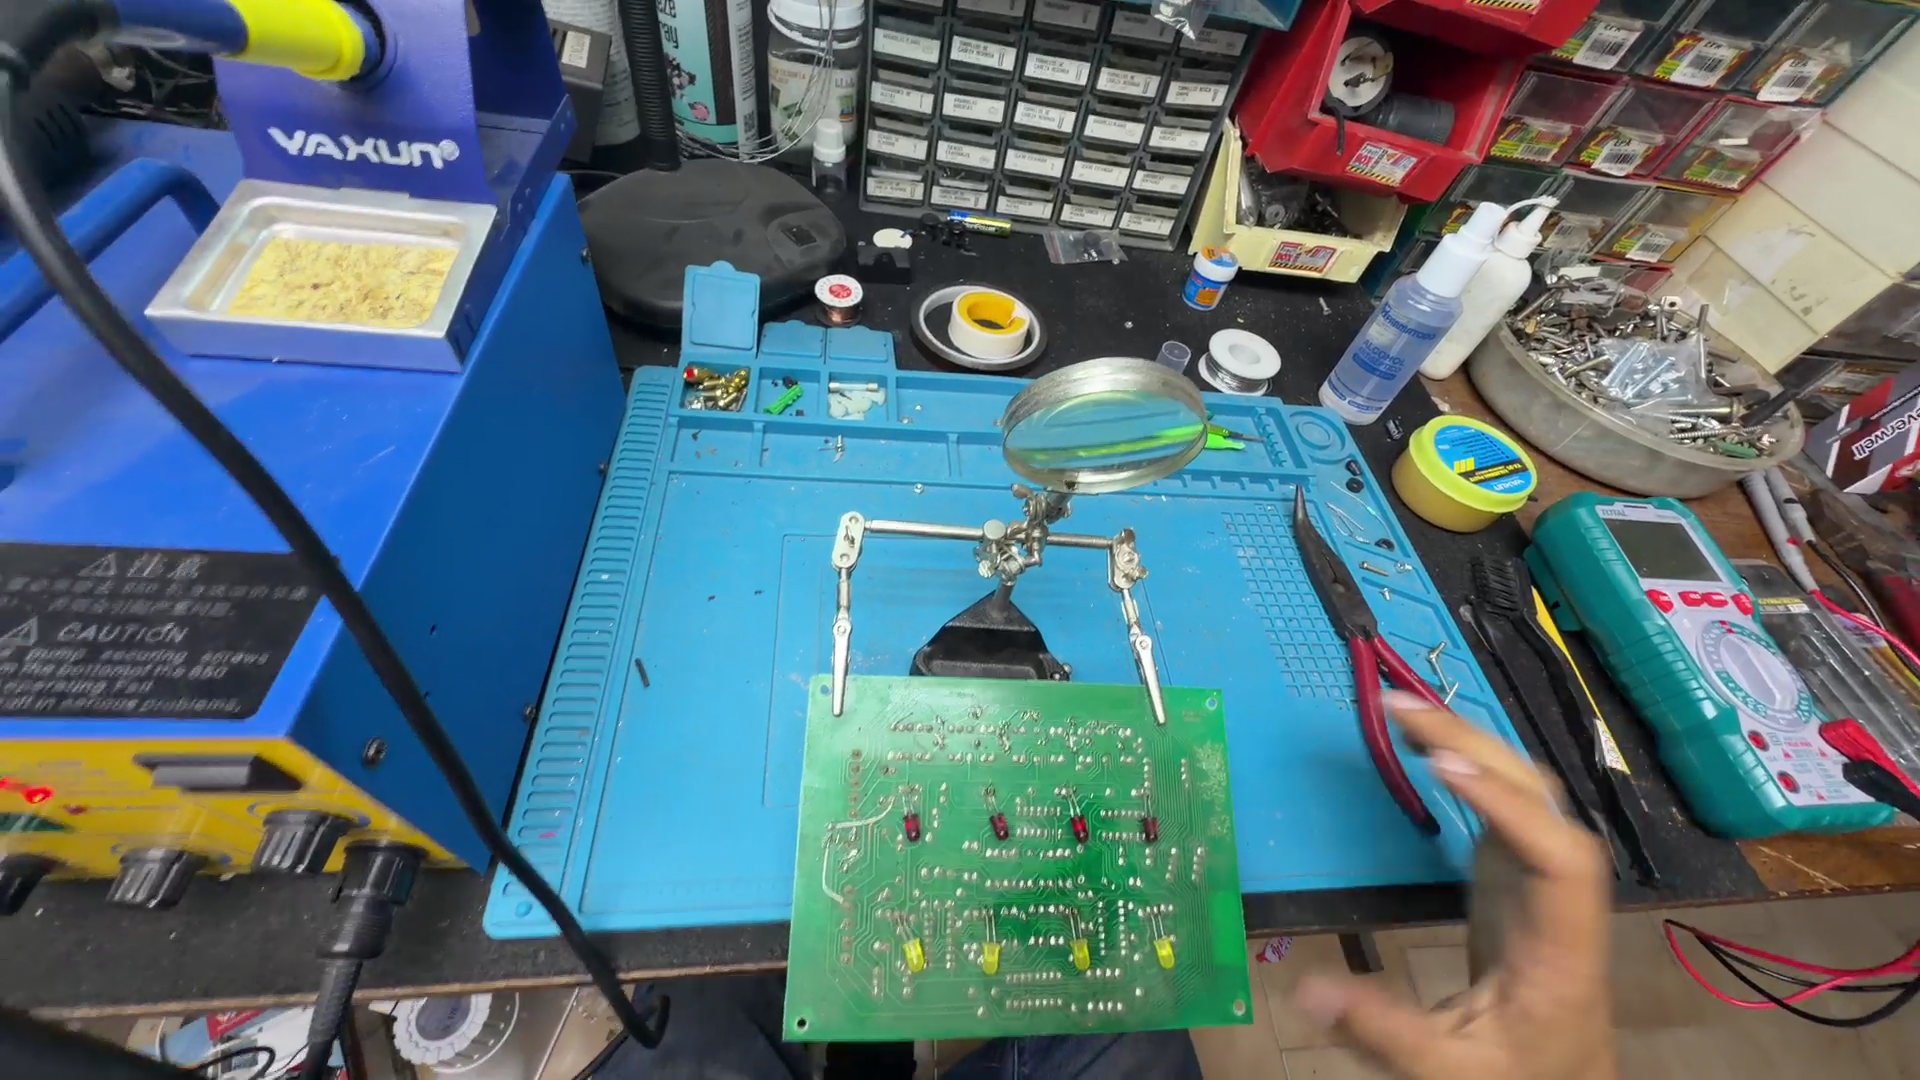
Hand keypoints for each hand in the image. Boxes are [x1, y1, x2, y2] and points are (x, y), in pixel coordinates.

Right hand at [1295, 689, 1615, 1079]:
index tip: (1441, 768)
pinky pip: (1504, 798)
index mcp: (1558, 948)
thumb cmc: (1514, 1073)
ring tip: (1404, 708)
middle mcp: (1559, 897)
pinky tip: (1427, 746)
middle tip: (1398, 705)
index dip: (1507, 805)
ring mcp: (1537, 876)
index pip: (1559, 859)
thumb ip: (1379, 1031)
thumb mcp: (1445, 1069)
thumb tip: (1303, 991)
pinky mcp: (1515, 871)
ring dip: (1469, 741)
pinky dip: (1468, 761)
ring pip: (1525, 790)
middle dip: (1472, 745)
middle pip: (1540, 803)